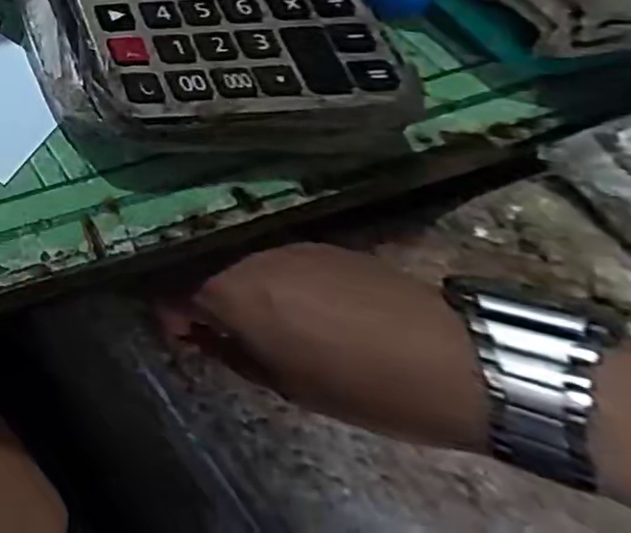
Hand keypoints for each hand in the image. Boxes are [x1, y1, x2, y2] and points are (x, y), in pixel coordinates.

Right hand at [159, 243, 490, 452]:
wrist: (462, 362)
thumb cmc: (364, 385)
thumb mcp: (287, 385)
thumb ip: (231, 353)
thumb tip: (203, 336)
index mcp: (227, 291)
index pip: (169, 293)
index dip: (169, 316)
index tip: (183, 338)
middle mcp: (244, 257)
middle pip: (203, 271)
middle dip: (204, 300)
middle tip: (221, 331)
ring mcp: (283, 247)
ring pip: (239, 263)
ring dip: (240, 288)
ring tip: (266, 319)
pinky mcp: (320, 246)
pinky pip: (277, 261)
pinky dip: (275, 282)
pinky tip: (303, 306)